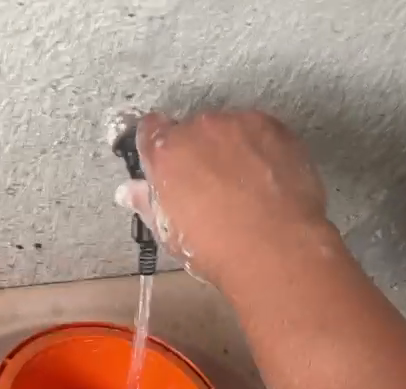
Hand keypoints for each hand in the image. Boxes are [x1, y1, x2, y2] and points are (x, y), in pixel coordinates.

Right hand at [115, 110, 336, 289]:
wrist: (275, 247)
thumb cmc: (219, 247)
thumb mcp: (170, 234)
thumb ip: (147, 203)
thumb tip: (130, 192)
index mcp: (167, 152)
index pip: (148, 130)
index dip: (153, 147)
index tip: (159, 162)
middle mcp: (201, 129)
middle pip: (191, 132)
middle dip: (195, 154)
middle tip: (204, 190)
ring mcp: (240, 125)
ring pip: (226, 131)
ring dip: (227, 152)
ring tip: (238, 192)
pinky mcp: (275, 129)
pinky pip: (258, 134)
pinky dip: (257, 153)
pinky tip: (261, 185)